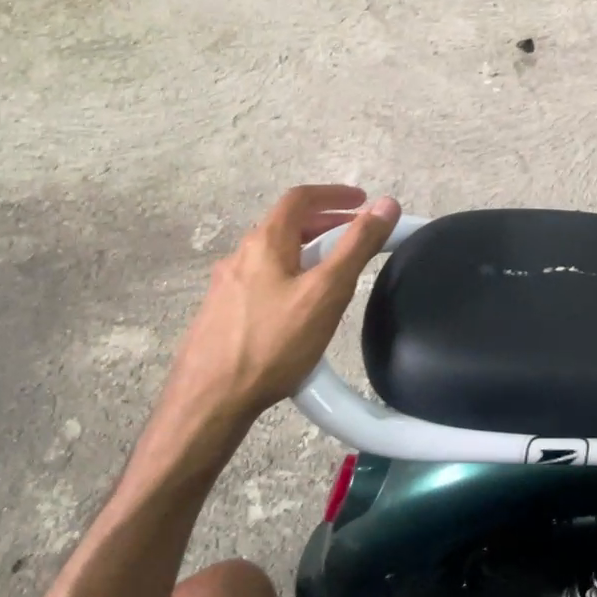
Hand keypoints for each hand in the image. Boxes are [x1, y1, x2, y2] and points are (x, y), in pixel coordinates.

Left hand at [170, 185, 401, 422]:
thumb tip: (386, 204)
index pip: (299, 199)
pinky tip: (302, 304)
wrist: (209, 403)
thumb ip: (358, 244)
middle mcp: (240, 258)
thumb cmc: (273, 343)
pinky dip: (291, 273)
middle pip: (285, 224)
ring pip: (273, 254)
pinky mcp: (222, 315)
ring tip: (336, 268)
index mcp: (264, 243)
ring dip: (308, 249)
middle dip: (325, 222)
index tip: (363, 200)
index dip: (334, 193)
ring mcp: (226, 287)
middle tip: (358, 233)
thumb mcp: (328, 291)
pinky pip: (263, 278)